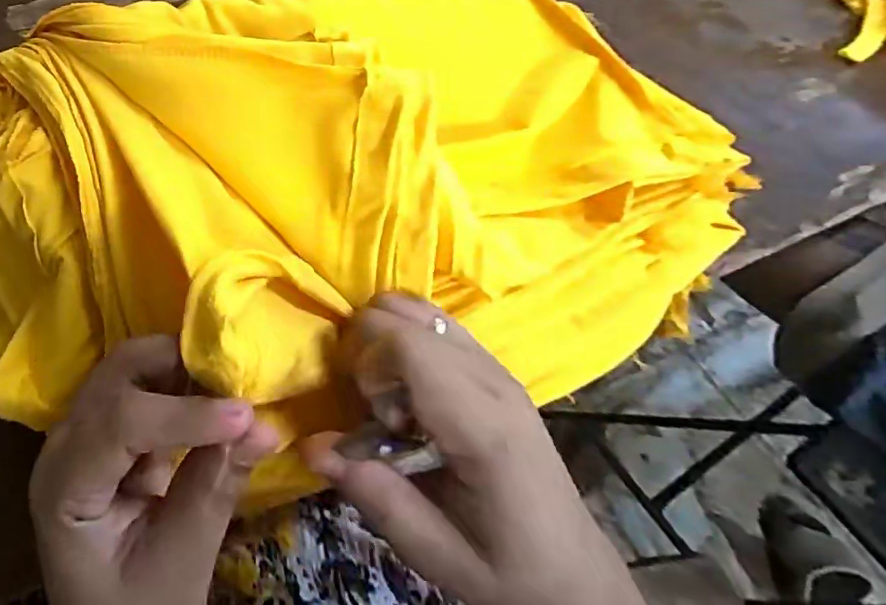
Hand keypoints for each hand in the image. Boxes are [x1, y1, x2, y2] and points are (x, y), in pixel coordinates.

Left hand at [30, 336, 280, 604]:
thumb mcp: (179, 561)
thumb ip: (214, 487)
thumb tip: (265, 426)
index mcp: (65, 485)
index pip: (119, 422)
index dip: (183, 412)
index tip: (243, 414)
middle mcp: (64, 441)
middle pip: (117, 374)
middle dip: (178, 365)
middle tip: (236, 382)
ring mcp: (82, 429)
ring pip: (129, 366)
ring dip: (180, 366)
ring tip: (229, 386)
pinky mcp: (105, 427)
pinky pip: (140, 383)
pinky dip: (179, 380)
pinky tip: (212, 395)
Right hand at [301, 294, 643, 604]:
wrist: (574, 577)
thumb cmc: (506, 571)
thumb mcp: (437, 554)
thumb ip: (376, 495)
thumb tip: (311, 446)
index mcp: (483, 426)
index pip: (407, 343)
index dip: (369, 365)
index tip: (374, 418)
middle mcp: (492, 379)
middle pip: (404, 313)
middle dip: (369, 348)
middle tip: (376, 409)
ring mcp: (496, 366)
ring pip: (418, 307)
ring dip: (386, 338)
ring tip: (393, 395)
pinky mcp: (495, 367)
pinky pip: (435, 322)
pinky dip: (406, 336)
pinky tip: (412, 388)